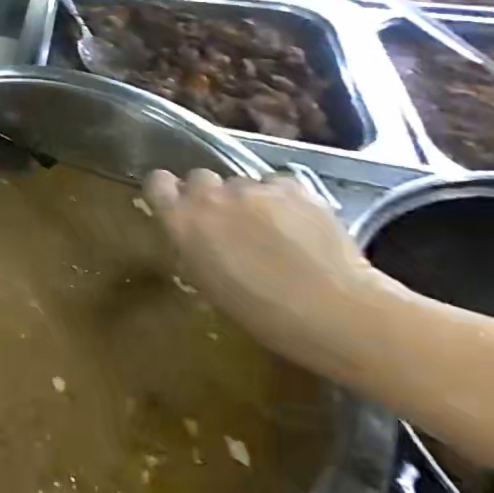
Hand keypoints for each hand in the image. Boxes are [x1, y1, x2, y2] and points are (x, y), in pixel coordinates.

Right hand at [145, 169, 388, 369]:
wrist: (336, 311)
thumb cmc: (265, 315)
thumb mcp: (210, 285)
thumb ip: (194, 246)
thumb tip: (194, 232)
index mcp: (184, 222)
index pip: (157, 182)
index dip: (168, 192)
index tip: (178, 205)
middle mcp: (213, 196)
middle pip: (199, 178)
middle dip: (209, 196)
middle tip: (228, 225)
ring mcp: (253, 187)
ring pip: (241, 183)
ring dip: (248, 201)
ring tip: (273, 232)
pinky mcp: (291, 185)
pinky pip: (276, 185)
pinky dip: (282, 200)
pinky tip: (299, 227)